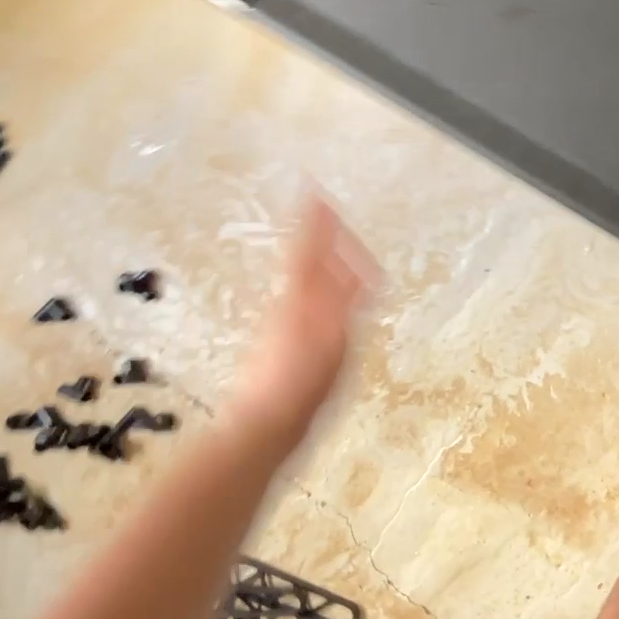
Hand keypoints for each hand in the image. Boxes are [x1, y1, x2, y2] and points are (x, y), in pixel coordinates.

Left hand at [229, 191, 379, 444]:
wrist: (262, 426)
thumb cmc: (301, 383)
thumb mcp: (331, 337)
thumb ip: (341, 300)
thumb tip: (356, 265)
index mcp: (301, 298)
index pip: (311, 250)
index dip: (316, 223)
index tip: (315, 192)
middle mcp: (290, 305)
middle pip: (307, 260)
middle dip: (317, 234)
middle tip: (324, 209)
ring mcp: (283, 325)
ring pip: (304, 278)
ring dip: (316, 255)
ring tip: (326, 241)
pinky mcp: (283, 345)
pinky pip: (303, 298)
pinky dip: (314, 282)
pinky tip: (319, 292)